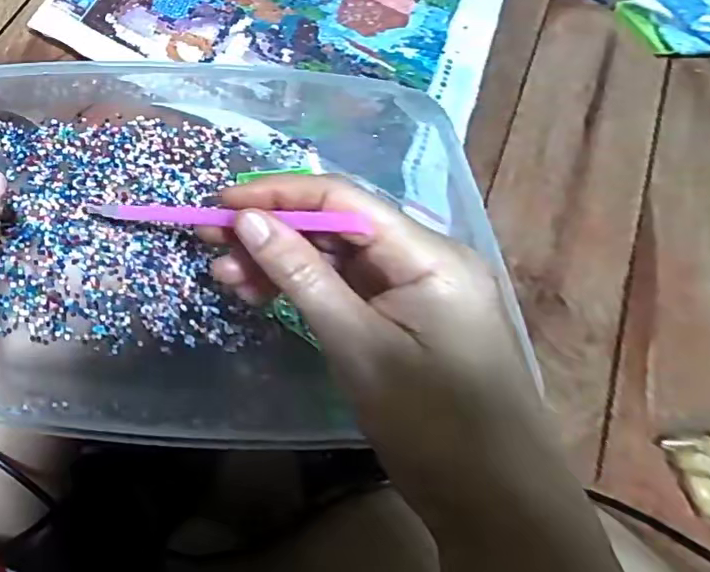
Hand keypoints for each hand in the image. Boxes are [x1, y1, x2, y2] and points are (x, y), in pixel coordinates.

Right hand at [205, 175, 544, 486]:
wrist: (500, 516)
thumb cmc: (435, 426)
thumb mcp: (357, 345)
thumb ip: (299, 273)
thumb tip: (244, 218)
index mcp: (428, 255)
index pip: (340, 198)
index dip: (275, 194)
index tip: (220, 205)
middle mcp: (420, 258)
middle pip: (330, 222)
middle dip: (267, 228)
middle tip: (210, 238)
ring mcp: (408, 286)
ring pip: (327, 252)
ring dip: (273, 260)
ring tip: (224, 274)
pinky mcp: (395, 313)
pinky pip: (335, 282)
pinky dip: (293, 284)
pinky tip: (254, 292)